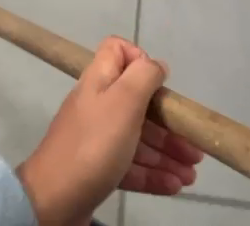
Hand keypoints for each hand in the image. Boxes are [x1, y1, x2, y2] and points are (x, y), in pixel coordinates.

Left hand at [16, 37, 204, 225]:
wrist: (55, 198)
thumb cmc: (94, 144)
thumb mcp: (123, 102)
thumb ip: (143, 77)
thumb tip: (157, 63)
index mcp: (99, 81)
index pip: (116, 50)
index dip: (140, 60)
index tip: (161, 85)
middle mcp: (97, 105)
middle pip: (137, 103)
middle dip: (168, 124)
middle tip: (194, 148)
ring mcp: (96, 138)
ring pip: (138, 138)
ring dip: (167, 153)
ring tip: (192, 174)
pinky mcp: (98, 169)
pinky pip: (130, 166)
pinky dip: (153, 173)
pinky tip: (175, 186)